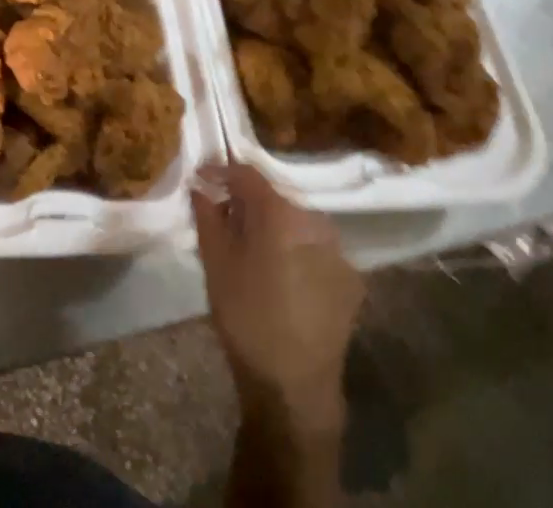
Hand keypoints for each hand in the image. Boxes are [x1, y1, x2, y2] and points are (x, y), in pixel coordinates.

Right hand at [192, 164, 361, 430]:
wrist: (293, 381)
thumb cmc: (244, 315)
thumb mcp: (214, 263)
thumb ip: (207, 217)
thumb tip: (201, 187)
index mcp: (280, 215)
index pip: (248, 174)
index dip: (221, 170)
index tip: (200, 178)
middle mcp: (317, 223)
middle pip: (276, 197)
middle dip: (247, 202)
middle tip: (220, 217)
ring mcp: (340, 252)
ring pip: (298, 223)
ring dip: (272, 226)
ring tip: (249, 247)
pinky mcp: (352, 280)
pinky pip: (316, 249)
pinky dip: (294, 250)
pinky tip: (279, 274)